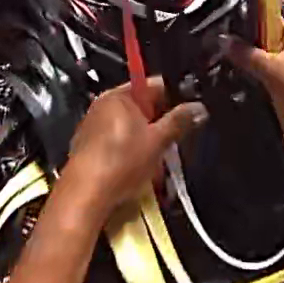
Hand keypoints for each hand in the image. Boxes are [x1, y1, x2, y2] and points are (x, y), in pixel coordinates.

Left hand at [59, 78, 207, 220]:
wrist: (84, 197)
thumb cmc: (122, 162)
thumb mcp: (157, 142)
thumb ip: (179, 122)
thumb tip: (199, 108)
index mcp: (118, 95)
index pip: (153, 85)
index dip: (173, 98)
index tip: (187, 115)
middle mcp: (103, 105)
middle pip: (141, 107)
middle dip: (158, 124)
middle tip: (172, 142)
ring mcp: (92, 126)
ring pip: (129, 127)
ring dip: (144, 140)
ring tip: (156, 161)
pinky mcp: (87, 148)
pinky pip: (116, 142)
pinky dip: (128, 151)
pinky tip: (135, 170)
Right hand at [222, 21, 283, 159]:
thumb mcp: (272, 70)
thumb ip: (246, 54)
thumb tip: (221, 40)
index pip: (259, 15)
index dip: (238, 22)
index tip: (216, 28)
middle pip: (256, 36)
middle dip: (239, 44)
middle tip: (213, 48)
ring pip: (257, 55)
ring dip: (243, 62)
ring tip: (218, 63)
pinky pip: (261, 71)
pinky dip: (250, 75)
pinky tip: (234, 79)